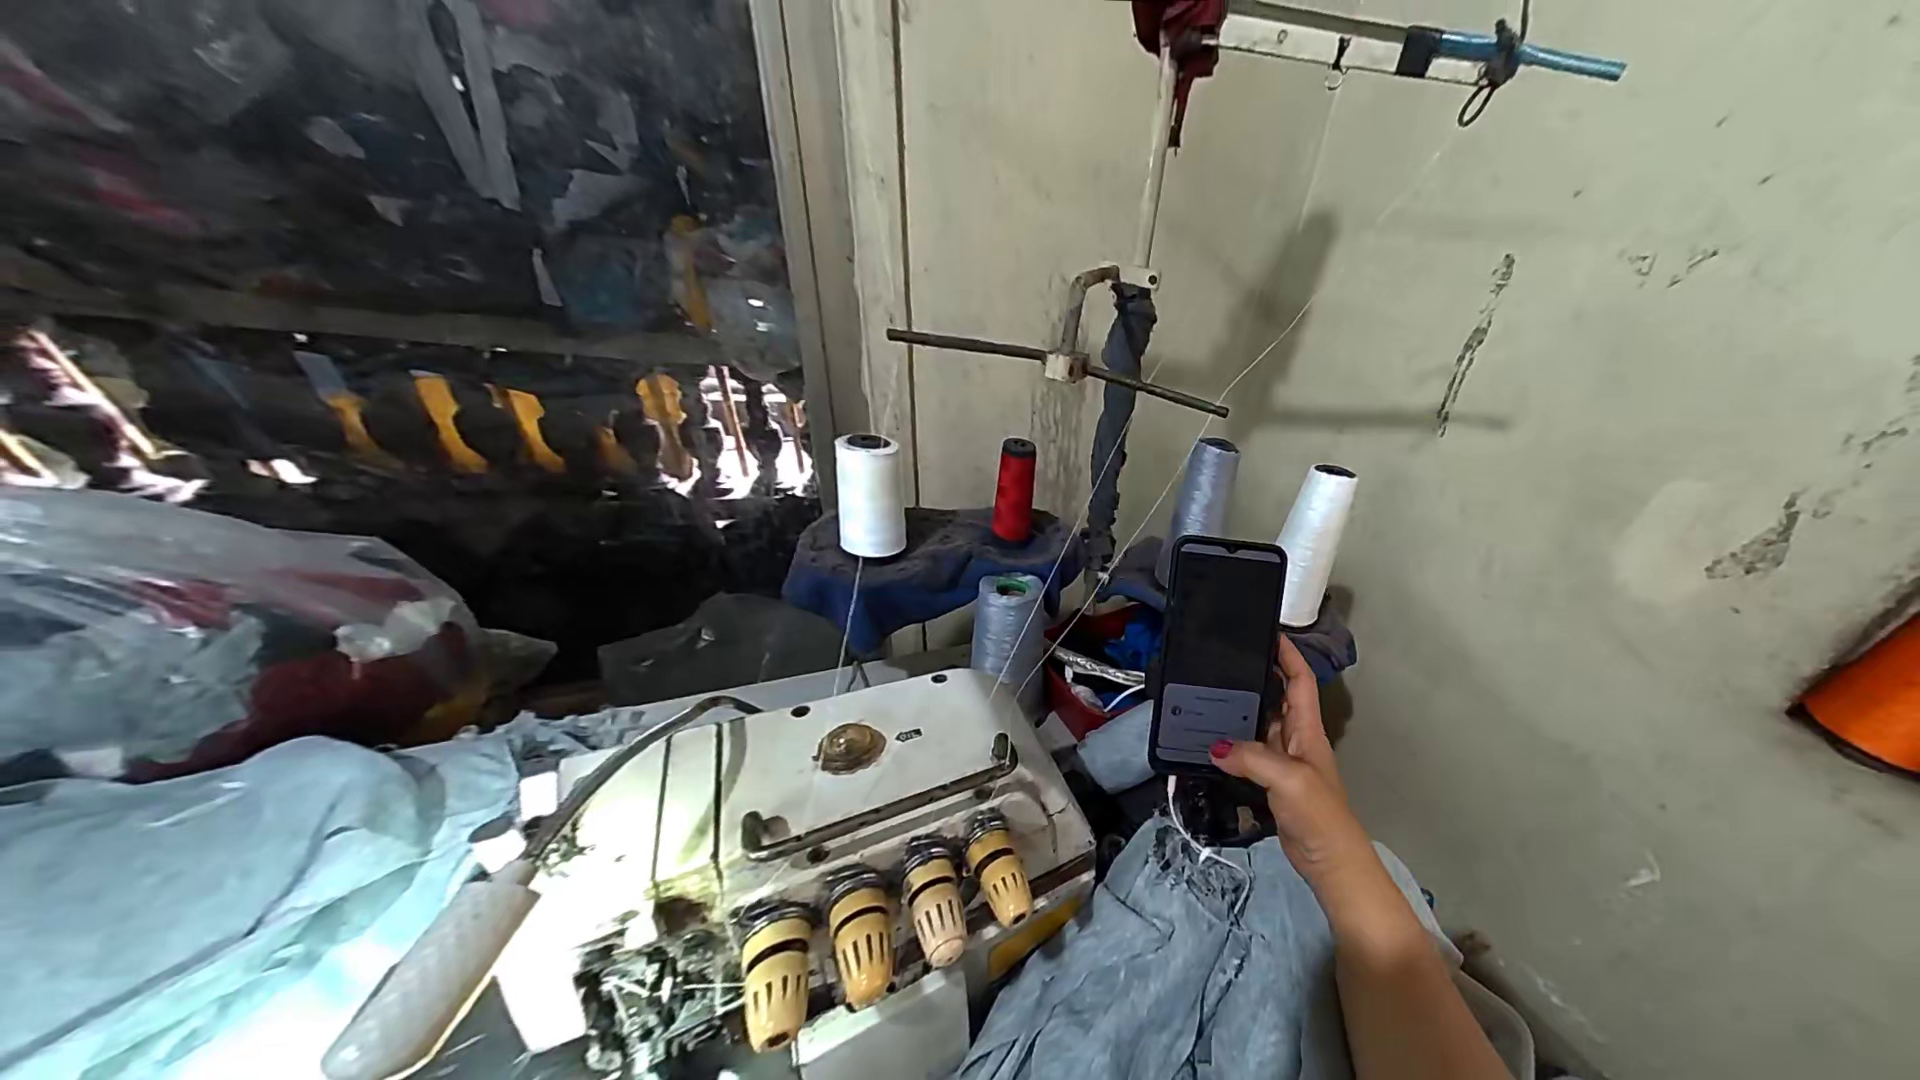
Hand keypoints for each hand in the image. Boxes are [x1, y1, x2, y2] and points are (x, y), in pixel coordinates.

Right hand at [1208, 636, 1373, 888]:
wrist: (1331, 865)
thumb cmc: (1320, 815)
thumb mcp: (1290, 780)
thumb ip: (1253, 757)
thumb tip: (1215, 747)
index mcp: (1307, 731)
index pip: (1300, 682)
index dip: (1288, 656)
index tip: (1268, 632)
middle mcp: (1295, 740)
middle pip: (1277, 698)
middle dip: (1257, 675)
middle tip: (1223, 659)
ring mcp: (1282, 762)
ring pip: (1258, 723)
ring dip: (1239, 708)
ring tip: (1207, 690)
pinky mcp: (1269, 782)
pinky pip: (1247, 751)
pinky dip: (1229, 742)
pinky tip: (1208, 739)